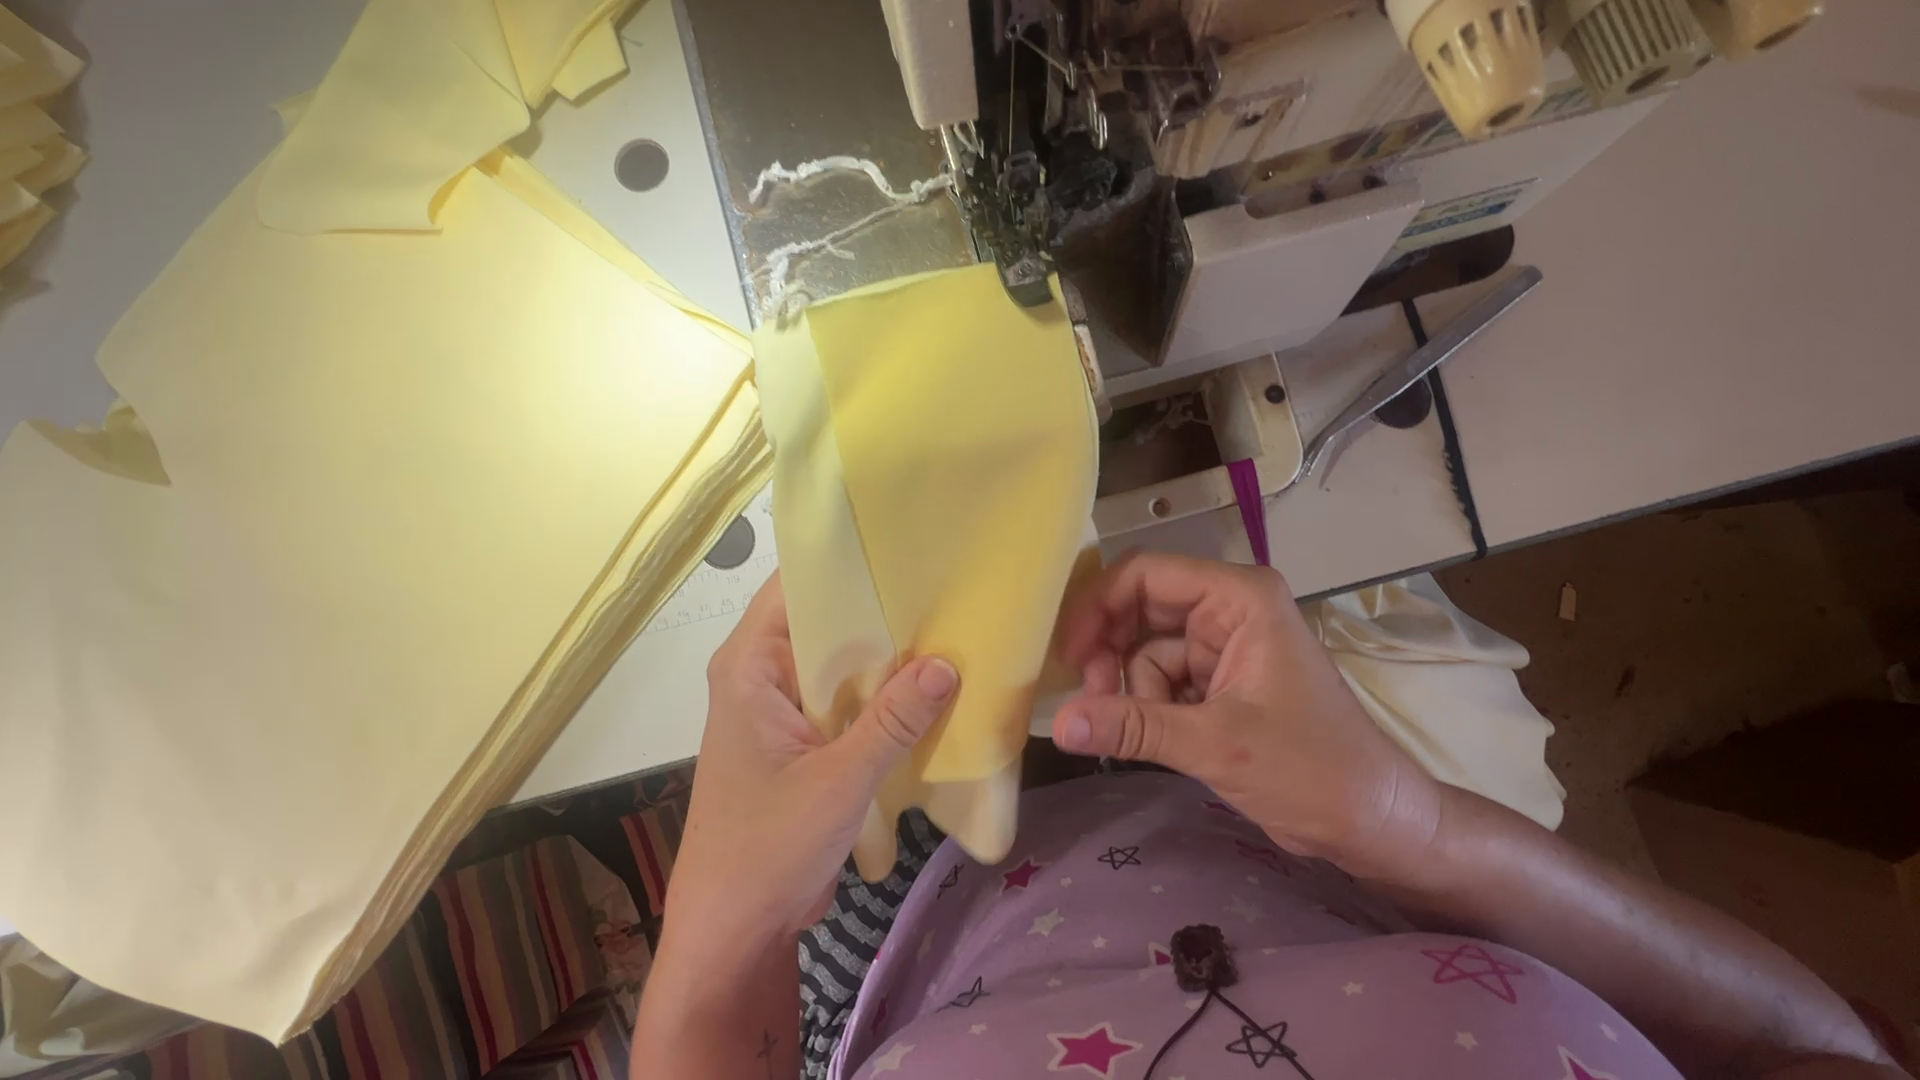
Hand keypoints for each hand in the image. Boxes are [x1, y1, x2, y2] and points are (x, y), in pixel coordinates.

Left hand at [663, 574, 958, 960]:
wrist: (735, 927)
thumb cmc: (767, 847)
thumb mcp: (839, 781)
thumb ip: (893, 721)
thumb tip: (948, 663)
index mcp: (750, 666)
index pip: (796, 587)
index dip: (847, 564)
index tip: (908, 547)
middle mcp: (763, 675)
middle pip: (826, 621)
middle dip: (881, 610)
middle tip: (948, 586)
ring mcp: (784, 708)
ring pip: (841, 663)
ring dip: (887, 657)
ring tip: (953, 627)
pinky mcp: (803, 740)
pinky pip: (847, 700)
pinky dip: (882, 695)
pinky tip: (933, 688)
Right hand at [1050, 552, 1439, 877]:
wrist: (1369, 822)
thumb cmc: (1309, 768)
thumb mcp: (1214, 744)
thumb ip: (1133, 726)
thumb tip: (1060, 723)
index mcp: (1239, 598)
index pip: (1147, 574)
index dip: (1098, 606)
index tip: (1068, 655)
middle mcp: (1228, 609)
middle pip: (1139, 610)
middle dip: (1111, 654)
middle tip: (1092, 700)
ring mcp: (1222, 646)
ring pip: (1143, 649)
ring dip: (1130, 689)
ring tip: (1135, 733)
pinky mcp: (1218, 682)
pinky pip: (1159, 679)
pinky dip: (1145, 705)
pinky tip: (1149, 737)